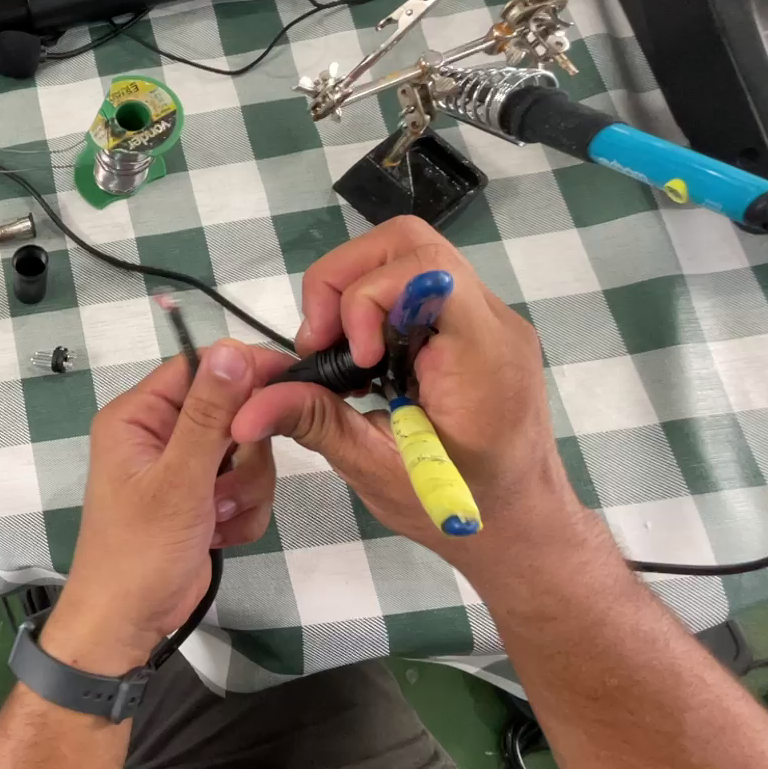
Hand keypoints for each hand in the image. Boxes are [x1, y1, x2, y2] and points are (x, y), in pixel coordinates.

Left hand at [48, 339, 290, 671]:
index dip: (244, 373)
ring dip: (244, 490)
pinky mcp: (201, 497)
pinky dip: (241, 513)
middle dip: (244, 453)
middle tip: (227, 485)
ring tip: (215, 517)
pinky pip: (245, 487)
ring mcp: (182, 467)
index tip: (290, 385)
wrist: (130, 619)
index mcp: (137, 416)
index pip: (198, 367)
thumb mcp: (179, 479)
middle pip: (231, 410)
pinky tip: (217, 535)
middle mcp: (158, 434)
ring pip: (246, 452)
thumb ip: (208, 415)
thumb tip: (230, 350)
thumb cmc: (141, 549)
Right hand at [230, 217, 597, 582]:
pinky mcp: (467, 330)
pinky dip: (366, 311)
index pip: (422, 267)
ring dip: (348, 294)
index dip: (363, 299)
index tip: (350, 360)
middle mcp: (489, 320)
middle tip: (320, 344)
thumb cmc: (459, 508)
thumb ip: (314, 424)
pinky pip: (410, 288)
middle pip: (407, 241)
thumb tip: (245, 408)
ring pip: (405, 256)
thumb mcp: (376, 470)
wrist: (522, 526)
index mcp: (479, 352)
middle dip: (341, 281)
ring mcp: (481, 320)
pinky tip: (358, 363)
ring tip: (332, 355)